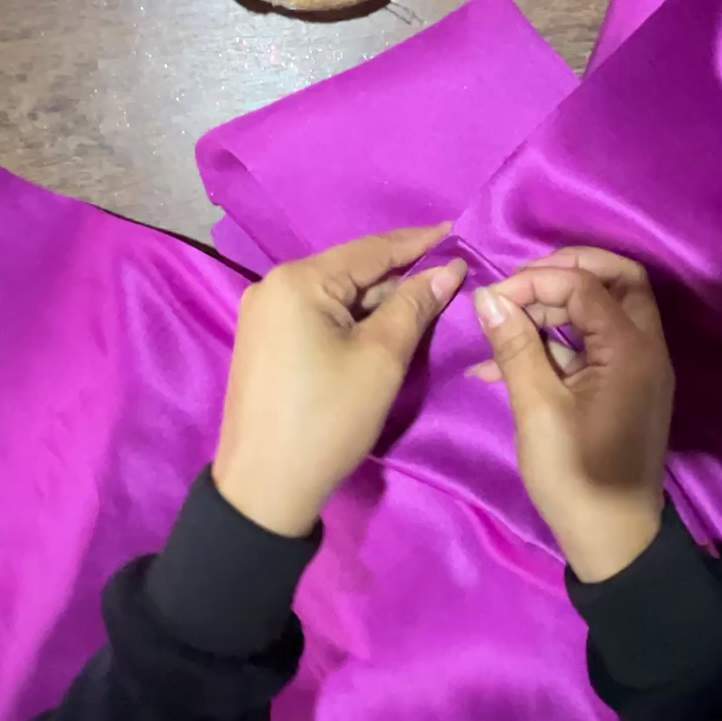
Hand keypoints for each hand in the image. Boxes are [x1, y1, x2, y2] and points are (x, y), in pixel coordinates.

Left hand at [215, 224, 466, 536]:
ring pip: (338, 294)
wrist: (264, 489)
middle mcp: (274, 285)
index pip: (370, 250)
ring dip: (380, 298)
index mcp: (298, 281)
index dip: (418, 242)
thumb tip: (448, 268)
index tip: (456, 231)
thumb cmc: (328, 418)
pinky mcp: (266, 339)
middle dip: (401, 275)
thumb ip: (415, 305)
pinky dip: (355, 317)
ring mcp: (265, 313)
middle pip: (352, 270)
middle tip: (450, 275)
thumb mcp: (381, 358)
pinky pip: (320, 314)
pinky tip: (386, 322)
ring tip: (428, 298)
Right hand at [471, 247, 674, 581]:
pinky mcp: (622, 386)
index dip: (536, 282)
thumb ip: (515, 347)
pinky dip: (556, 340)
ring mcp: (636, 367)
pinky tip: (505, 362)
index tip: (493, 300)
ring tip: (504, 324)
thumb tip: (488, 297)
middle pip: (615, 280)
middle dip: (565, 272)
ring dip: (556, 305)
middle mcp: (645, 348)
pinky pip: (592, 343)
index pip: (586, 286)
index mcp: (632, 350)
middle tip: (520, 284)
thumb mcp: (538, 410)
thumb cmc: (577, 477)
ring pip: (604, 308)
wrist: (613, 543)